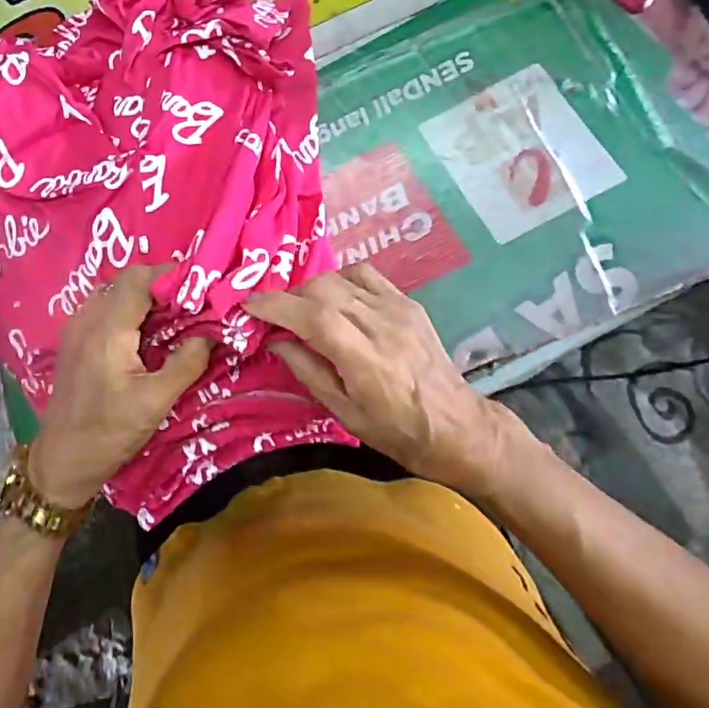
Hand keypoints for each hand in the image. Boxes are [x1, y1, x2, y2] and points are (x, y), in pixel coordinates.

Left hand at [29, 265, 211, 508]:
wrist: (63, 457)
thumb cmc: (110, 432)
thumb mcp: (155, 402)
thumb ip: (186, 363)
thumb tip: (210, 333)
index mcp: (107, 330)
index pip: (138, 278)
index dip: (169, 275)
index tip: (199, 286)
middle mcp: (87, 318)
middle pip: (126, 280)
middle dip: (161, 285)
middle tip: (192, 302)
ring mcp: (76, 325)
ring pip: (115, 290)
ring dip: (144, 295)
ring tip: (173, 315)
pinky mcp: (74, 337)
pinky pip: (104, 306)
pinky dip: (128, 308)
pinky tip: (147, 331)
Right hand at [243, 263, 533, 496]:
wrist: (460, 428)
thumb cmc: (397, 432)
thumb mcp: (344, 413)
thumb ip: (308, 370)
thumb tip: (276, 340)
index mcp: (367, 362)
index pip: (314, 317)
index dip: (276, 305)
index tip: (248, 305)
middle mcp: (383, 327)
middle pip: (322, 289)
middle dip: (288, 296)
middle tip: (273, 313)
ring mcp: (399, 310)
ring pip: (340, 278)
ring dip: (311, 288)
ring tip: (302, 308)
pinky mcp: (409, 303)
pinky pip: (364, 275)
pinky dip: (339, 280)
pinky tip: (334, 298)